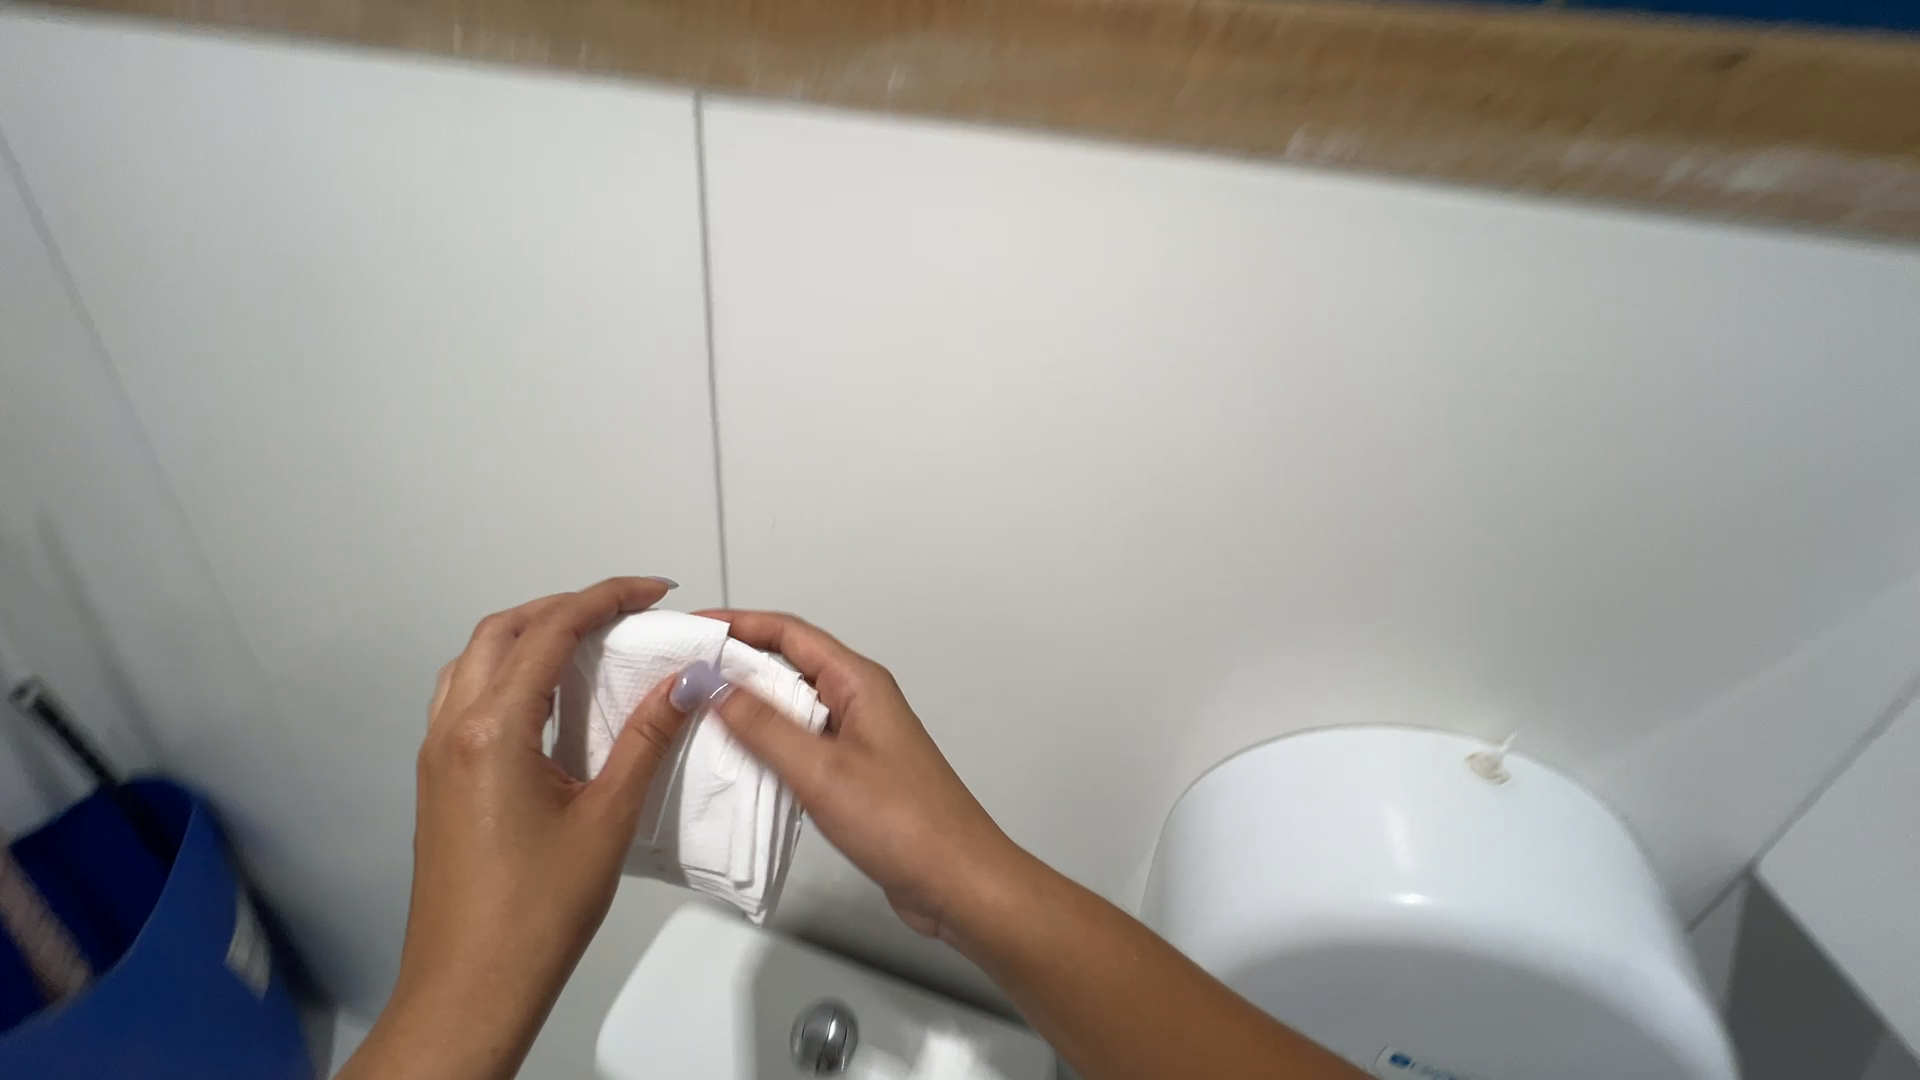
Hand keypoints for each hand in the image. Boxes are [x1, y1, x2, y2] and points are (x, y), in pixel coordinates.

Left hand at [344, 577, 689, 1079]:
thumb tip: (688, 680)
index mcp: (494, 728)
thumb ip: (647, 736)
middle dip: (567, 605)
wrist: (469, 991)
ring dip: (533, 633)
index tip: (659, 591)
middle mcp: (454, 727)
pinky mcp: (440, 776)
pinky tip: (555, 696)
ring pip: (477, 659)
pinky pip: (469, 693)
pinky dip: (513, 670)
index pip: (552, 631)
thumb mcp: (609, 815)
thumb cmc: (542, 905)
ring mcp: (438, 752)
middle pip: (503, 630)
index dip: (608, 597)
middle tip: (627, 612)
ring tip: (592, 640)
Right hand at [691, 610, 1019, 939]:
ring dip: (748, 704)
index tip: (691, 626)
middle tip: (680, 672)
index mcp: (858, 682)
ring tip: (694, 712)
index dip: (739, 623)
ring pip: (793, 705)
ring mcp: (857, 735)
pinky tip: (735, 760)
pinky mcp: (853, 770)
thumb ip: (765, 726)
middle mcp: (858, 699)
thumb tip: (712, 683)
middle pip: (789, 664)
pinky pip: (801, 741)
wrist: (954, 879)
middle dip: (736, 662)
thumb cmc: (900, 820)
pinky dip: (766, 742)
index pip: (790, 633)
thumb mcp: (822, 770)